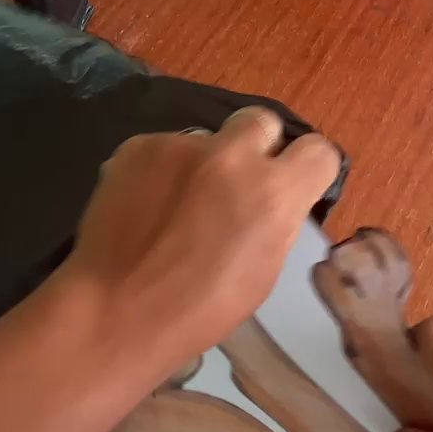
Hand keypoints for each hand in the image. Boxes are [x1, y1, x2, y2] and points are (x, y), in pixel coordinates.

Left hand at [44, 107, 341, 379]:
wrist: (115, 307)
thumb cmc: (197, 310)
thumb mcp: (261, 271)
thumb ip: (274, 218)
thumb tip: (272, 195)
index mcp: (272, 193)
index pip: (318, 151)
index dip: (308, 167)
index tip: (294, 182)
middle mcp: (231, 155)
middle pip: (262, 120)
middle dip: (256, 145)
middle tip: (236, 181)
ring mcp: (181, 144)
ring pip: (206, 139)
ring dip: (202, 163)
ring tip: (176, 205)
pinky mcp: (140, 144)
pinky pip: (164, 148)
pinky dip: (161, 170)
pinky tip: (145, 204)